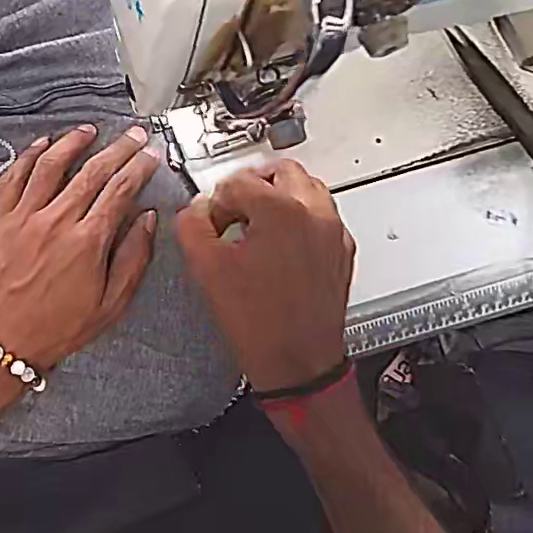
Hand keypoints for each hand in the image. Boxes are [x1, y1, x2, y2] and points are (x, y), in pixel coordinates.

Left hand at [0, 123, 160, 421]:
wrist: (3, 342)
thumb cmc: (56, 328)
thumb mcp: (110, 305)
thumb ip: (133, 259)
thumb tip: (147, 221)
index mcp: (87, 243)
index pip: (120, 190)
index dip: (139, 166)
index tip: (150, 155)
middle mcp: (56, 223)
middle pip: (92, 171)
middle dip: (118, 148)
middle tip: (133, 136)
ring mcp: (24, 218)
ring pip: (51, 164)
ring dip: (73, 142)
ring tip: (89, 131)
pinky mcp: (0, 220)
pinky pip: (14, 177)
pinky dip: (28, 156)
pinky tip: (42, 145)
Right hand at [176, 159, 353, 391]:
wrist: (296, 362)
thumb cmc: (261, 324)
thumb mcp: (206, 269)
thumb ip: (191, 225)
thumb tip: (194, 210)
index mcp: (281, 211)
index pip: (237, 182)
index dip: (215, 202)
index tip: (209, 222)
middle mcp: (314, 214)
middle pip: (279, 170)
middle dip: (250, 185)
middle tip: (231, 208)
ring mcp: (332, 232)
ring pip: (306, 188)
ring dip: (278, 195)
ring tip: (255, 222)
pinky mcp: (341, 250)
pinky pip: (321, 215)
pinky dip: (299, 217)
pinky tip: (278, 242)